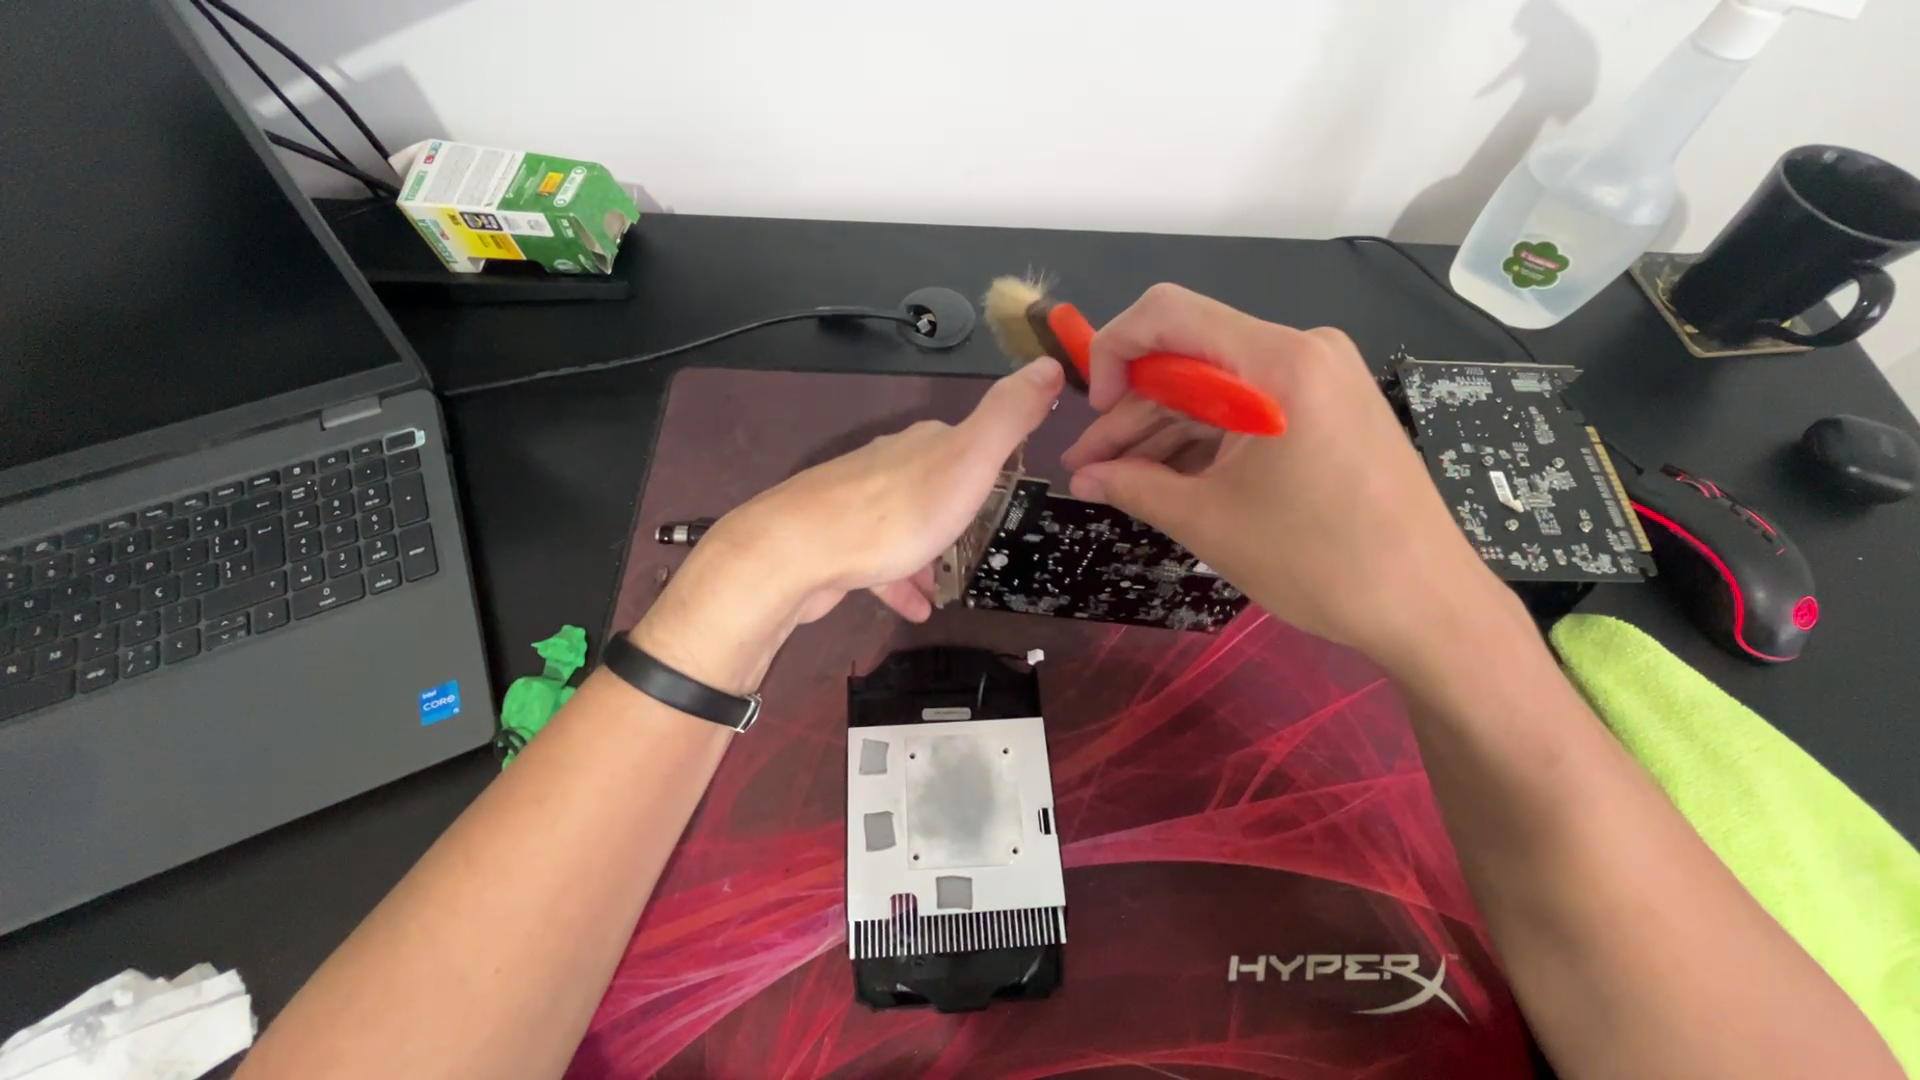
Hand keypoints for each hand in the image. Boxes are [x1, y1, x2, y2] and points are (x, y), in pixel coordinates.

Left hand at [634, 358, 1064, 693]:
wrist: (797, 553)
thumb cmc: (894, 512)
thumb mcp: (968, 461)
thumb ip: (1008, 417)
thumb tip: (1050, 362)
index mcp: (923, 444)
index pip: (966, 440)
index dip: (992, 460)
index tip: (1011, 485)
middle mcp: (887, 465)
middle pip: (934, 483)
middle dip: (959, 510)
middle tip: (984, 540)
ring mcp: (856, 504)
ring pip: (904, 526)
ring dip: (929, 552)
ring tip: (950, 583)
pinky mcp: (834, 544)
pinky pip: (878, 563)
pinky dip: (900, 583)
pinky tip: (916, 608)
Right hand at [1062, 284, 1511, 669]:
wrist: (1427, 605)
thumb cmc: (1318, 562)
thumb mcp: (1209, 522)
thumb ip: (1134, 487)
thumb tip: (1081, 478)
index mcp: (1276, 362)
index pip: (1167, 315)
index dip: (1112, 352)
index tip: (1095, 416)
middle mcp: (1301, 351)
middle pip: (1188, 358)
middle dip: (1130, 412)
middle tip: (1086, 467)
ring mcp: (1319, 379)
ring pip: (1214, 388)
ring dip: (1161, 432)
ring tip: (1112, 481)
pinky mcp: (1327, 409)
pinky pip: (1247, 408)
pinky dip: (1203, 440)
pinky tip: (1165, 479)